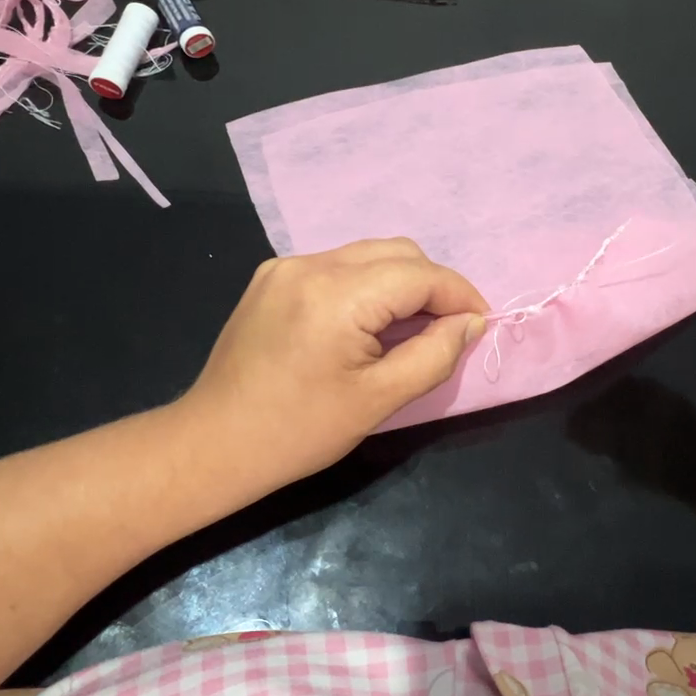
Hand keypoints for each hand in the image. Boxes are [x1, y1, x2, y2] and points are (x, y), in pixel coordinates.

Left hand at [177, 239, 487, 491]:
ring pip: (368, 254)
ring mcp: (286, 266)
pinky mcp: (272, 277)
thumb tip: (470, 323)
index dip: (459, 294)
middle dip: (433, 285)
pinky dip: (367, 284)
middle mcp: (310, 265)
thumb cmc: (299, 432)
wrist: (214, 443)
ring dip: (401, 283)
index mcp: (337, 295)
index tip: (481, 323)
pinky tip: (368, 322)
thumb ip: (434, 355)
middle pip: (397, 252)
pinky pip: (338, 265)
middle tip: (448, 328)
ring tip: (411, 327)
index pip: (419, 275)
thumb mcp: (378, 400)